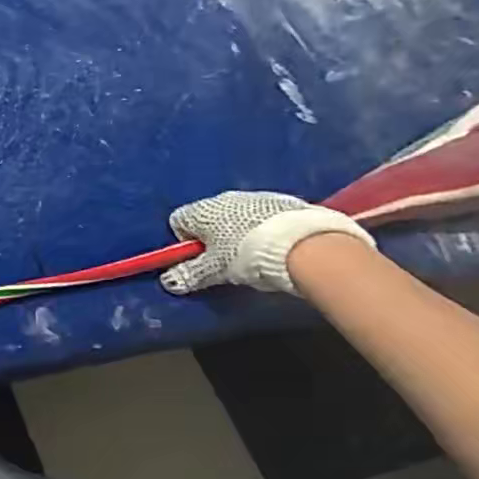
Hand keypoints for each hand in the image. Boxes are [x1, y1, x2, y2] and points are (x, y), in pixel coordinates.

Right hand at [160, 190, 374, 294]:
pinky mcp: (289, 201)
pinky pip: (268, 215)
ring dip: (242, 230)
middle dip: (215, 236)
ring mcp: (258, 197)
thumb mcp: (215, 271)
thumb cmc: (248, 256)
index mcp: (200, 211)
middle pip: (210, 217)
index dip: (187, 242)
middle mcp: (225, 198)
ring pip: (239, 215)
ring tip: (258, 253)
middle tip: (229, 259)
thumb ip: (189, 274)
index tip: (201, 258)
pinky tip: (280, 244)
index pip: (179, 221)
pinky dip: (268, 227)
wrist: (310, 247)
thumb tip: (168, 281)